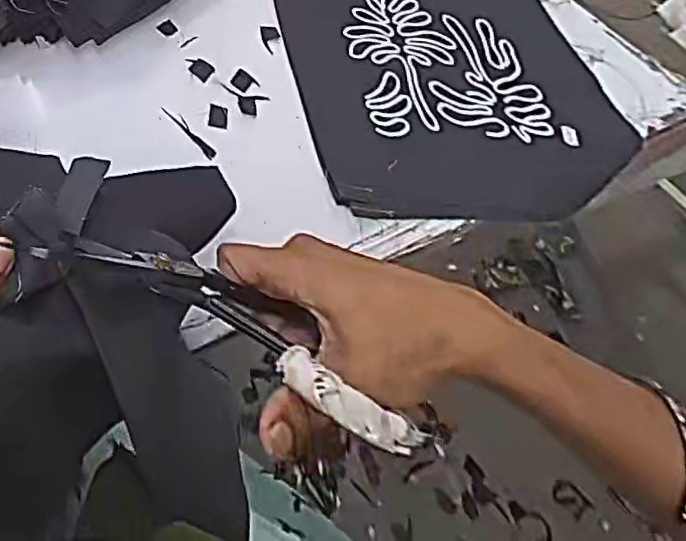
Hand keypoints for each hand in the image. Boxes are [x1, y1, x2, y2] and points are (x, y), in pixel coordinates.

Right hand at [218, 234, 513, 463]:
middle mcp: (305, 253)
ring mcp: (324, 260)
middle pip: (255, 286)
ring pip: (280, 292)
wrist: (463, 331)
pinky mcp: (338, 272)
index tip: (236, 325)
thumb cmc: (415, 337)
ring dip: (293, 328)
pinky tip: (340, 343)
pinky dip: (312, 321)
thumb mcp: (345, 384)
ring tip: (325, 352)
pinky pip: (303, 292)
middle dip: (269, 327)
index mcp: (295, 264)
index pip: (228, 262)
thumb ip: (297, 409)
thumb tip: (270, 431)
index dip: (221, 294)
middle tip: (300, 354)